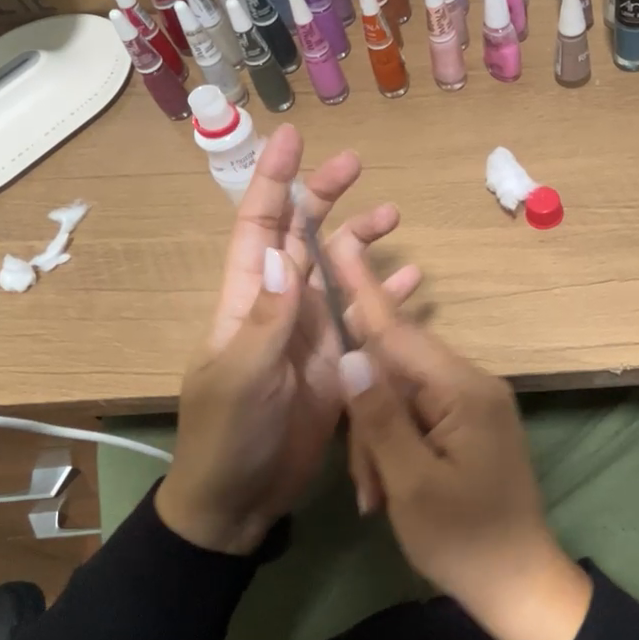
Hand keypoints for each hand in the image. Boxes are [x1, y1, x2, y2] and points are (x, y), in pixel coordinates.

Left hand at [156, 125, 420, 553]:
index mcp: (247, 301)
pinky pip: (365, 319)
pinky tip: (411, 279)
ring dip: (361, 242)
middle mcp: (281, 307)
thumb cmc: (226, 436)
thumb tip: (284, 249)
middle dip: (323, 198)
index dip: (272, 181)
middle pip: (302, 238)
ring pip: (339, 272)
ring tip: (394, 215)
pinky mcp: (339, 363)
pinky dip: (385, 297)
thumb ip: (269, 317)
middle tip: (357, 164)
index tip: (292, 138)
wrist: (240, 501)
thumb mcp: (242, 376)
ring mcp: (312, 334)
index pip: (259, 228)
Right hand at [330, 240, 592, 639]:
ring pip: (402, 401)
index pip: (400, 332)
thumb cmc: (464, 539)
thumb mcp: (409, 481)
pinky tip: (388, 493)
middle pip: (397, 371)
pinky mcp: (470, 429)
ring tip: (380, 499)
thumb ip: (378, 414)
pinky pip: (419, 420)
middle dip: (367, 420)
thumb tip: (350, 353)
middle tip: (365, 485)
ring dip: (379, 446)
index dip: (363, 292)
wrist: (519, 586)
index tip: (338, 245)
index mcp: (464, 390)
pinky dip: (396, 452)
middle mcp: (473, 386)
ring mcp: (473, 407)